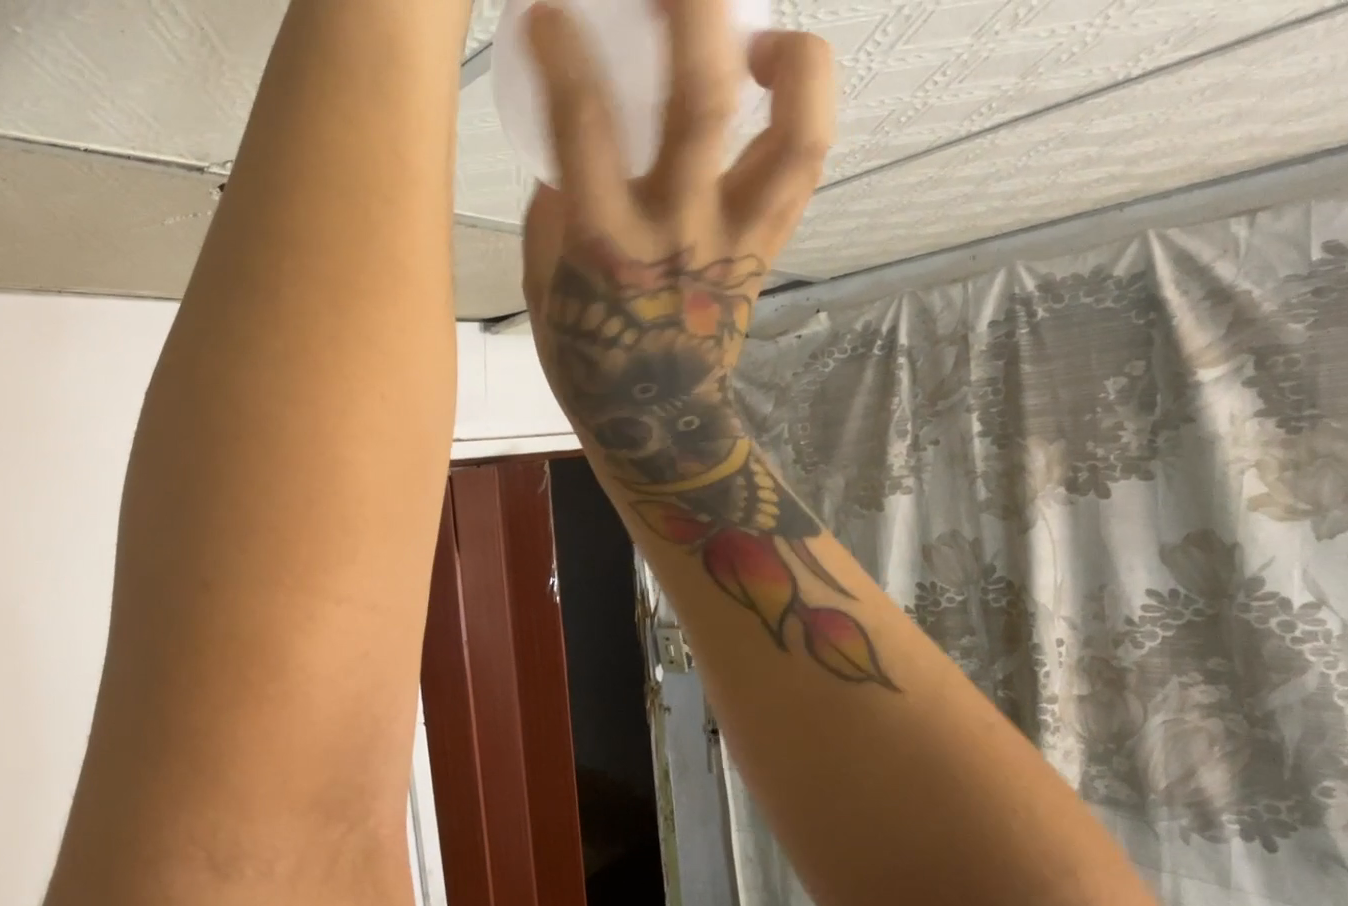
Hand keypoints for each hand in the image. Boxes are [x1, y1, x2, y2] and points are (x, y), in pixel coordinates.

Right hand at [521, 3, 836, 461]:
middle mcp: (676, 228)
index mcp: (602, 243)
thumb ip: (554, 215)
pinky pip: (804, 163)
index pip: (583, 127)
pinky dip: (802, 108)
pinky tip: (775, 84)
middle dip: (693, 10)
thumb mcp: (543, 290)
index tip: (547, 14)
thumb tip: (572, 152)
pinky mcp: (770, 245)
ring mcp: (735, 235)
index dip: (565, 54)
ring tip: (757, 36)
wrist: (659, 423)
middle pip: (701, 100)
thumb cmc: (588, 360)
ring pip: (795, 128)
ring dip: (790, 56)